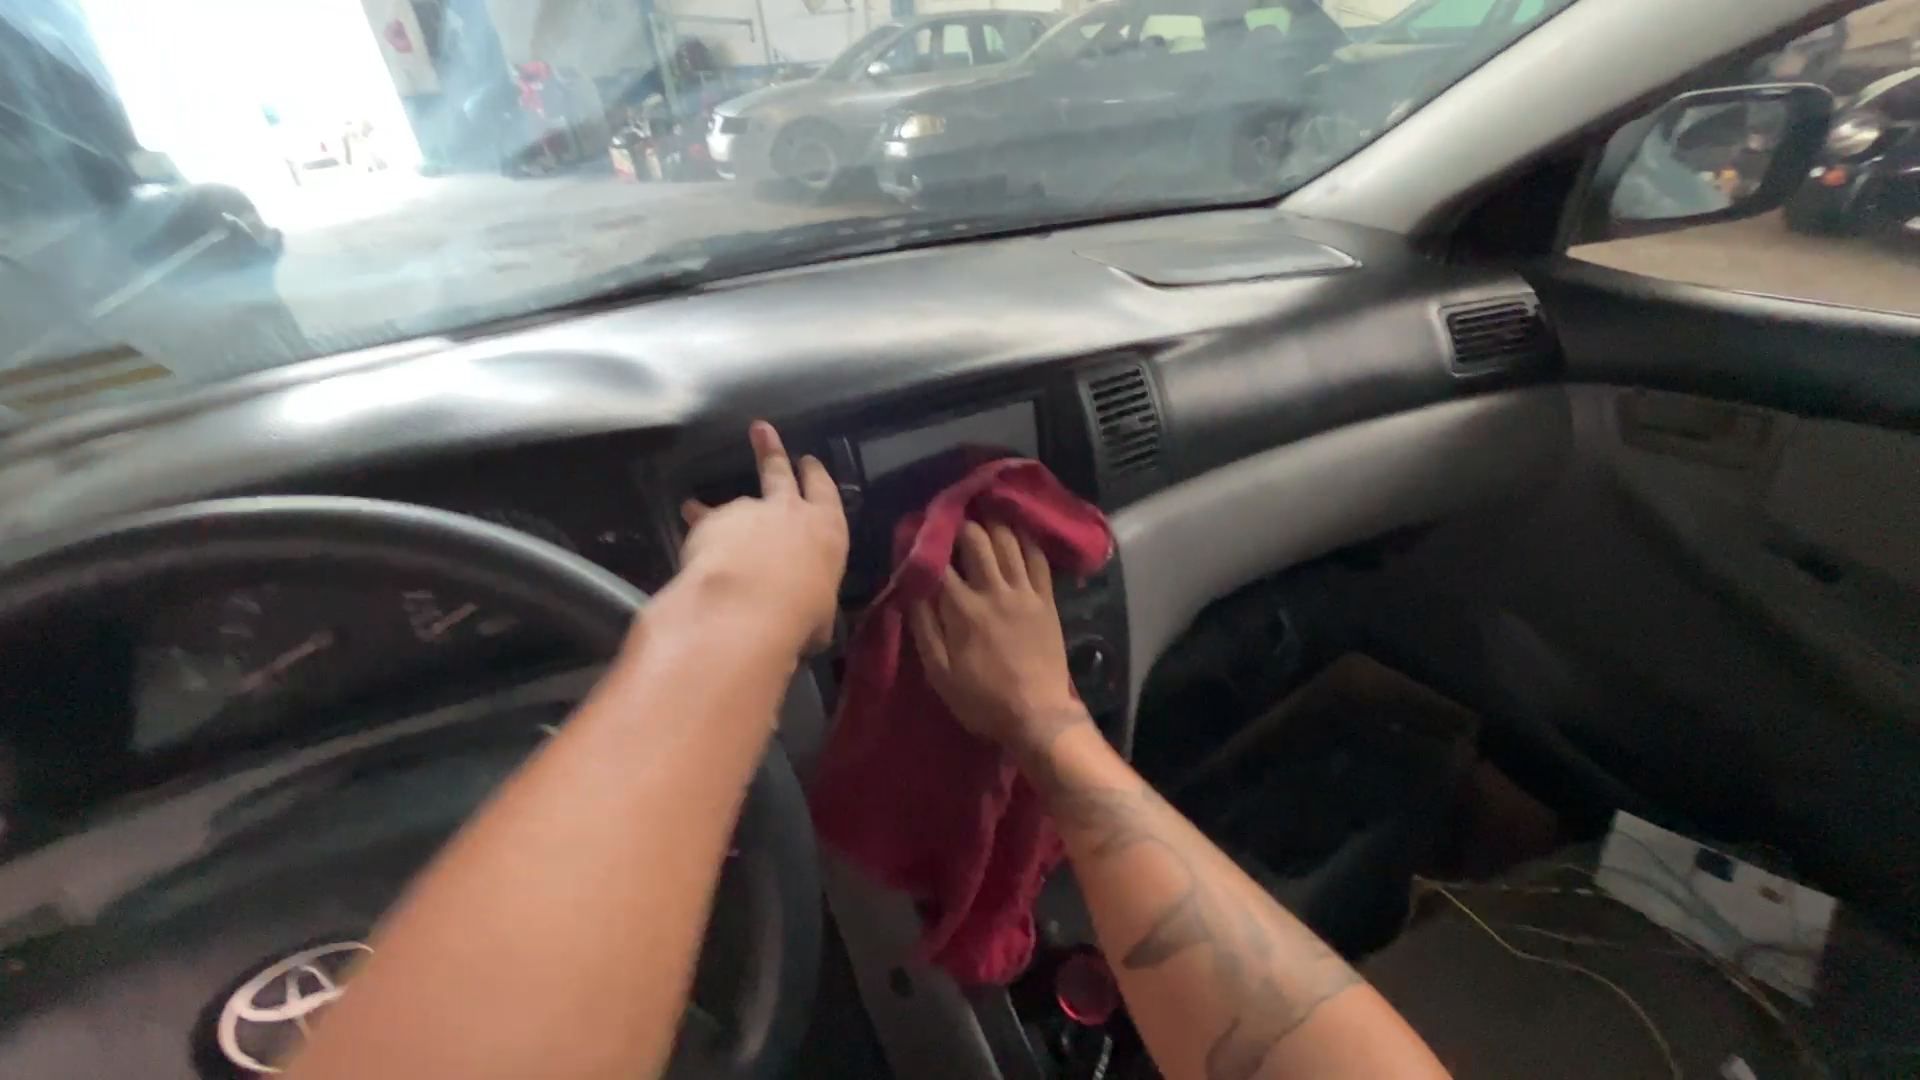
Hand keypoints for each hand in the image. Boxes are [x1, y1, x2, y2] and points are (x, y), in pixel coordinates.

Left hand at [679, 421, 847, 651]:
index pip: (826, 493)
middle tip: (760, 429)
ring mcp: (751, 512)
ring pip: (735, 503)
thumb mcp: (819, 617)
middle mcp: (791, 512)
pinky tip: (687, 534)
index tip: (809, 461)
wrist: (748, 604)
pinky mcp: (715, 520)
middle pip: (780, 472)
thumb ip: (814, 609)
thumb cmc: (800, 613)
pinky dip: (697, 526)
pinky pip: (705, 520)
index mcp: (827, 531)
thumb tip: (810, 623)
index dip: (817, 477)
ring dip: (717, 507)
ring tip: (693, 507)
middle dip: (771, 451)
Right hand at [909, 522, 1092, 754]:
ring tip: (981, 508)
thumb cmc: (982, 700)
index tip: (916, 531)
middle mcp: (993, 591)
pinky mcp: (1046, 598)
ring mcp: (1024, 592)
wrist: (1038, 716)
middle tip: (950, 517)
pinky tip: (1017, 525)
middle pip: (976, 540)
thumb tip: (911, 589)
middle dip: (960, 523)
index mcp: (962, 610)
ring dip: (992, 521)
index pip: (939, 562)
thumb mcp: (939, 673)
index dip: (925, 542)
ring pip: (1008, 540)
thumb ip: (923, 627)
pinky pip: (1038, 557)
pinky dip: (1027, 537)